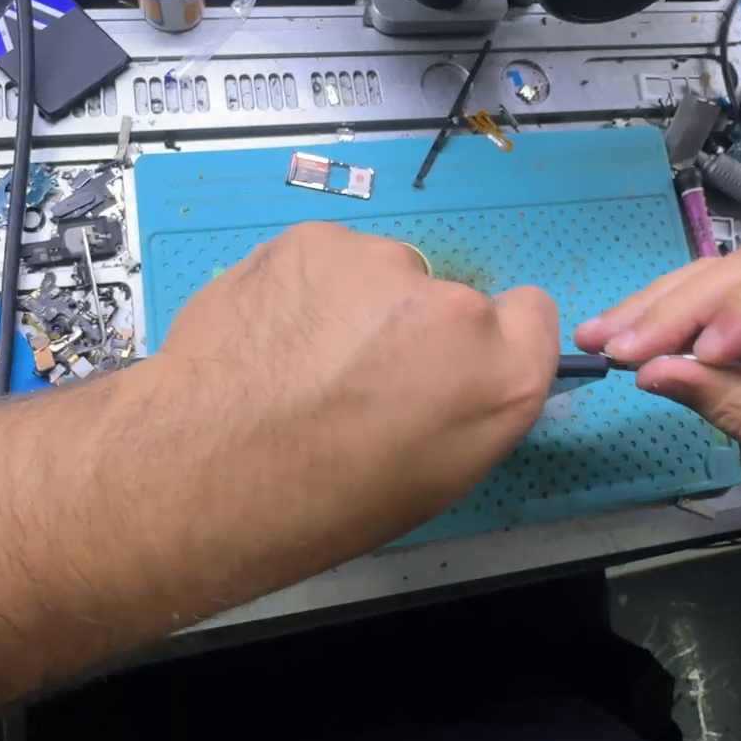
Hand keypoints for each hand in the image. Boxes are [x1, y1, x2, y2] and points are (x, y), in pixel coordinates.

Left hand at [147, 222, 559, 556]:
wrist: (208, 470)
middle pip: (449, 299)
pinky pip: (326, 260)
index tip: (448, 363)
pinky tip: (269, 332)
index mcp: (503, 375)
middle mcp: (456, 307)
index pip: (531, 315)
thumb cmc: (328, 502)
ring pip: (381, 276)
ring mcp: (381, 263)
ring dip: (355, 305)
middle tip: (353, 376)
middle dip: (413, 330)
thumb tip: (459, 373)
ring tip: (298, 358)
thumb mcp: (433, 477)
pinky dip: (306, 287)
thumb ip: (470, 405)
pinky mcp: (315, 238)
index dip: (488, 340)